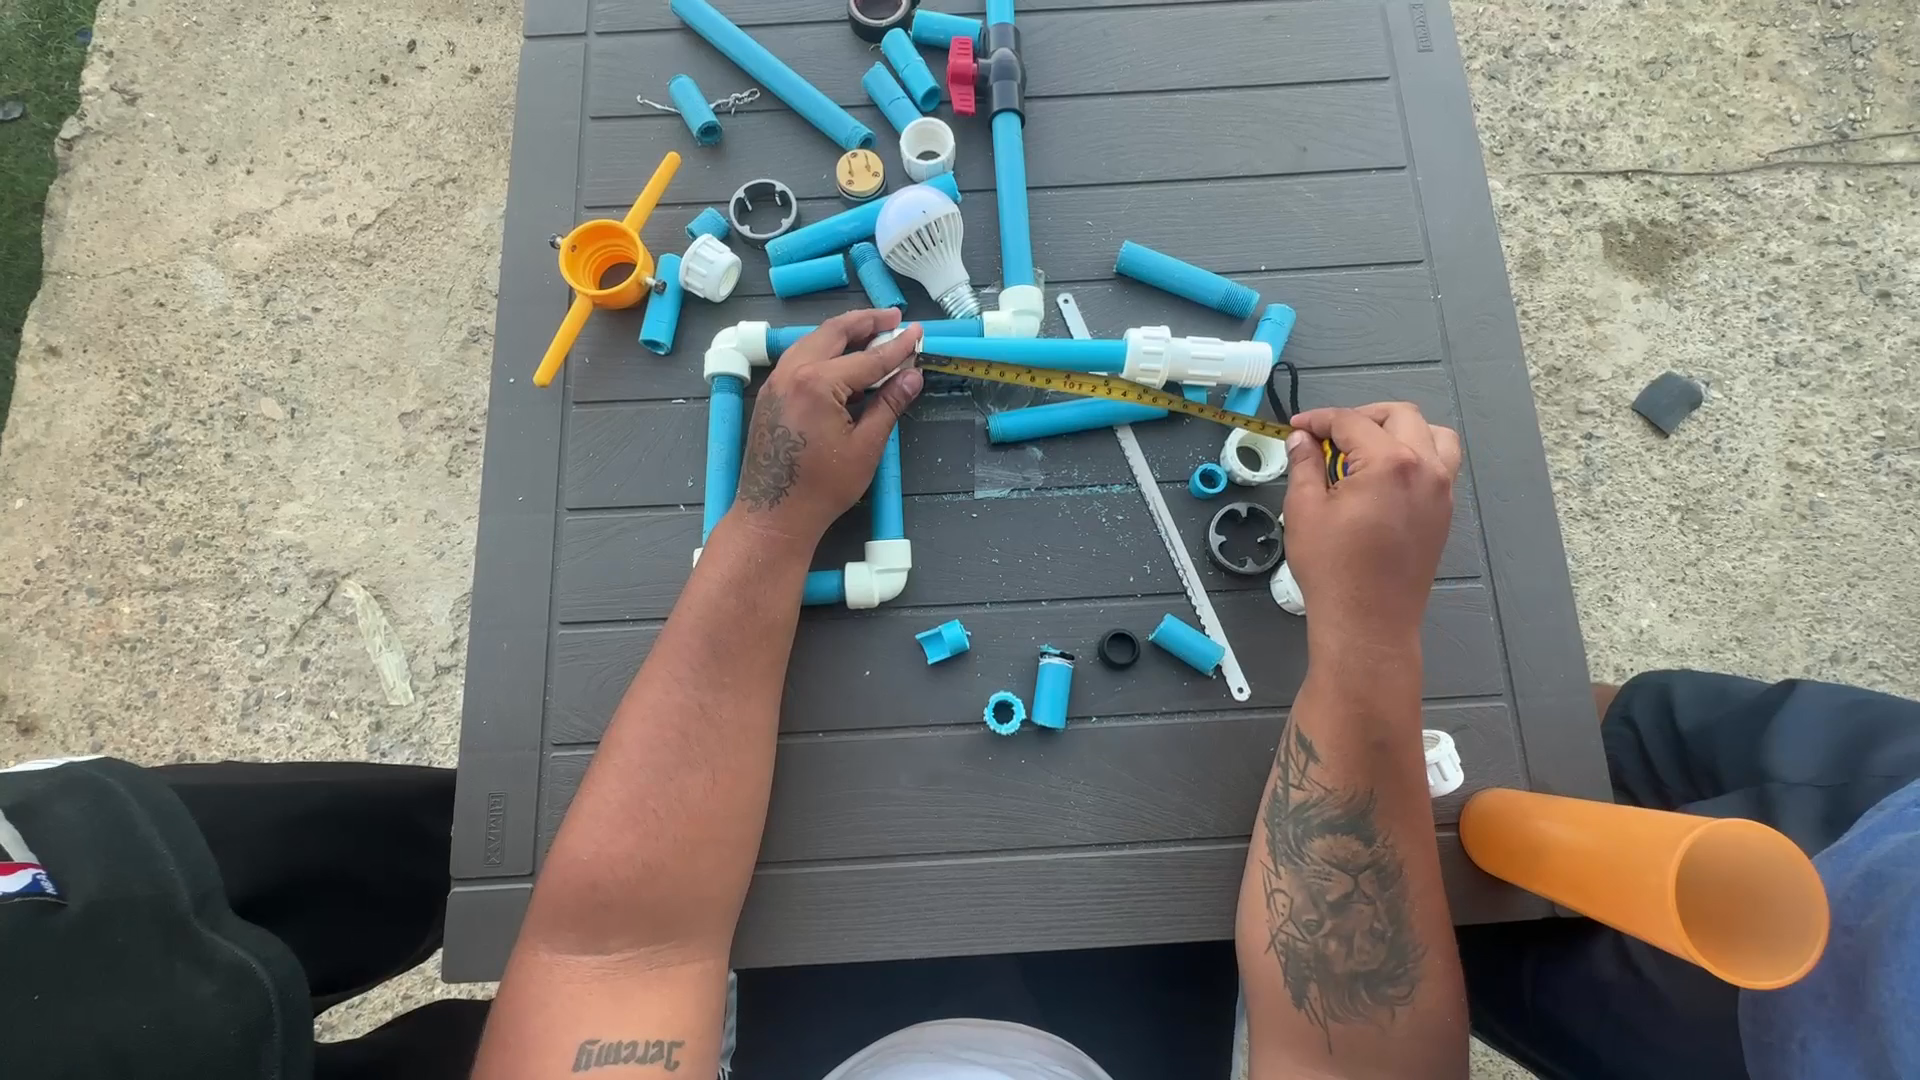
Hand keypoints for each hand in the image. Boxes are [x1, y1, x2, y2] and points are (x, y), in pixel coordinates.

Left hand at [729, 309, 924, 543]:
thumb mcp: (866, 447)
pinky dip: (824, 350)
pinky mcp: (770, 394)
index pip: (868, 358)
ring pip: (813, 341)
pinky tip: (841, 359)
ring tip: (870, 331)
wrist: (775, 514)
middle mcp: (792, 372)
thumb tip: (911, 377)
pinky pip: (800, 358)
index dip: (897, 347)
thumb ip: (888, 405)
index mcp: (817, 383)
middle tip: (893, 317)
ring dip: (843, 332)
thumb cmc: (822, 487)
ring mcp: (776, 382)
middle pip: (834, 332)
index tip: (917, 333)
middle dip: (866, 322)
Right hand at [1282, 403, 1461, 647]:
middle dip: (1361, 417)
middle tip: (1328, 435)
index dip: (1319, 420)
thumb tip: (1302, 441)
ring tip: (1365, 449)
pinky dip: (1415, 454)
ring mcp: (1442, 490)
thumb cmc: (1331, 567)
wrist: (1367, 618)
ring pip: (1433, 435)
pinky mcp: (1444, 511)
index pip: (1352, 422)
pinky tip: (1382, 476)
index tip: (1296, 428)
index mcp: (1389, 463)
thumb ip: (1305, 465)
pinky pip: (1440, 464)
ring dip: (1398, 430)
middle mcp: (1426, 468)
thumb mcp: (1304, 510)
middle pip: (1400, 416)